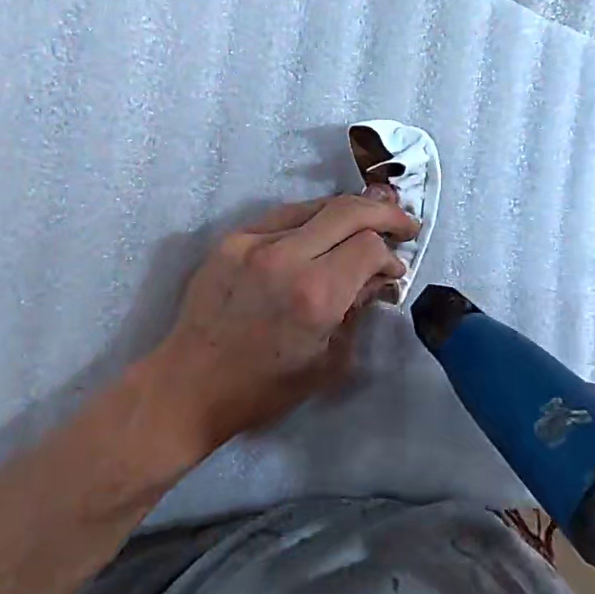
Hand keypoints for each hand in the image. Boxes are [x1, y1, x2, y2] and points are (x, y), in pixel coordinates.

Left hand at [145, 194, 419, 449]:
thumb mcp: (330, 359)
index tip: (393, 271)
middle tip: (403, 223)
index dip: (389, 255)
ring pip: (316, 206)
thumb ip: (358, 308)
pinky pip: (284, 217)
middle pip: (349, 210)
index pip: (369, 246)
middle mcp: (287, 258)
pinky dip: (311, 221)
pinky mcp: (233, 239)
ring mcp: (254, 242)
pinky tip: (321, 234)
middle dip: (384, 214)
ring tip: (366, 222)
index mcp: (316, 294)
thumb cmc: (266, 386)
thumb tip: (378, 277)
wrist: (191, 384)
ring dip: (348, 213)